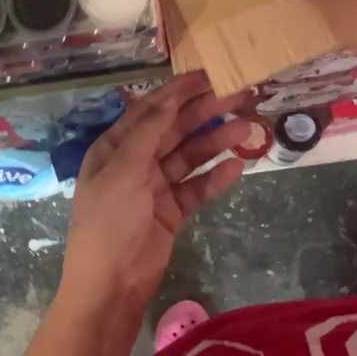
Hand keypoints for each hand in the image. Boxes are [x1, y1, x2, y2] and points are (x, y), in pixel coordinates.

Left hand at [63, 73, 249, 305]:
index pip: (150, 111)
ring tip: (247, 127)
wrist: (110, 281)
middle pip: (173, 130)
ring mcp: (154, 188)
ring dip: (215, 141)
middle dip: (204, 112)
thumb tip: (169, 100)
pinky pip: (196, 188)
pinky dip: (215, 177)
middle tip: (240, 95)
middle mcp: (134, 162)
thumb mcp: (123, 171)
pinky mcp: (171, 212)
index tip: (209, 74)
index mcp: (115, 148)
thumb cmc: (109, 220)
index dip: (178, 92)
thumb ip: (147, 134)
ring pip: (189, 157)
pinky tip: (237, 166)